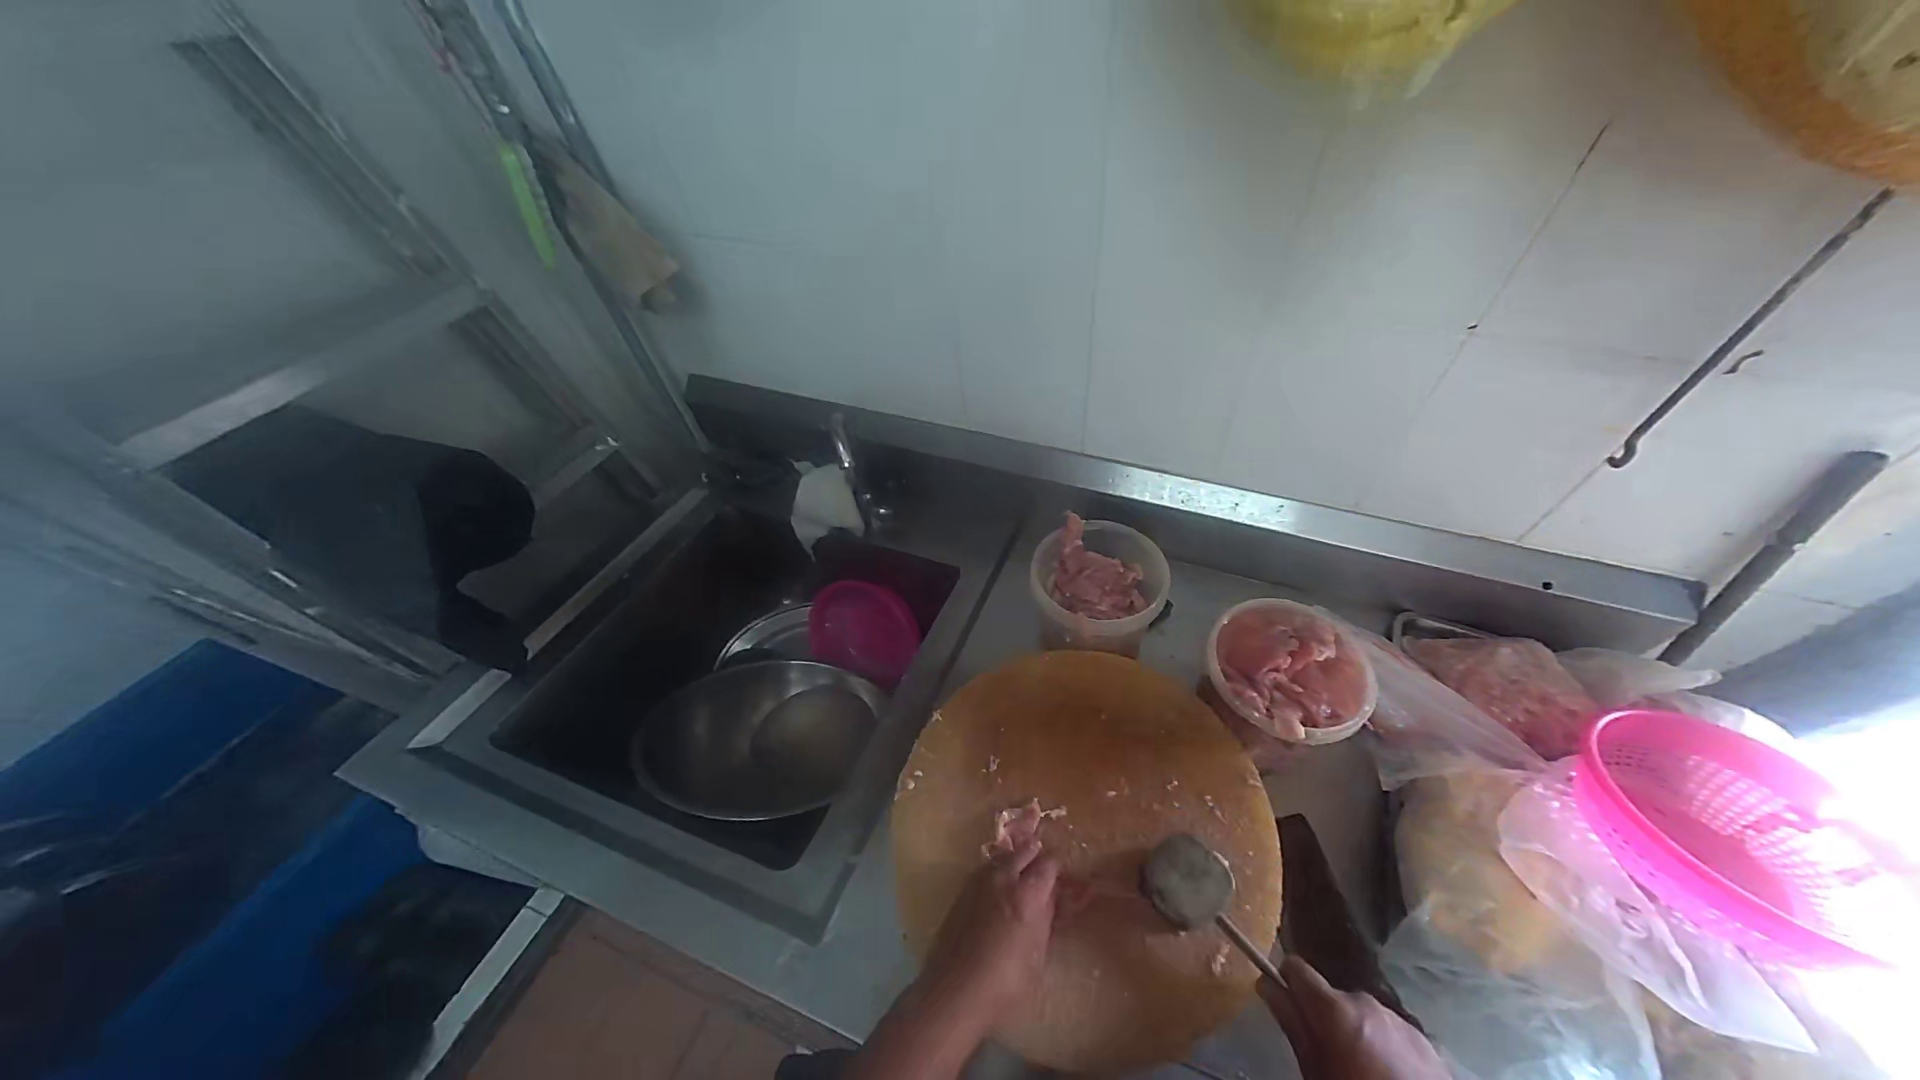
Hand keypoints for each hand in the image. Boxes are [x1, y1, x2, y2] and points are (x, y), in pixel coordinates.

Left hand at [914, 834, 1060, 1036]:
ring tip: (1022, 878)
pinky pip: (986, 870)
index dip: (1059, 868)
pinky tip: (1000, 891)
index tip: (1064, 877)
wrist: (954, 991)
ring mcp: (979, 880)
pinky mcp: (962, 890)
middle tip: (1045, 872)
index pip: (1049, 863)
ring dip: (1015, 861)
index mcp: (1027, 893)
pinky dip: (997, 872)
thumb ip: (1046, 918)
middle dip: (1037, 856)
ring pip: (1003, 856)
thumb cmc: (1006, 982)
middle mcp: (1003, 877)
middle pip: (1025, 851)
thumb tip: (1052, 898)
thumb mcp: (1037, 954)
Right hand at [1260, 956, 1448, 1079]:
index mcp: (1334, 1008)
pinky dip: (1384, 1044)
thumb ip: (1293, 1025)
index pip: (1296, 967)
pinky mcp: (1426, 1041)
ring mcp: (1400, 1019)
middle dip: (1324, 1016)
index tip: (1286, 1004)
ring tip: (1363, 1069)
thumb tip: (1267, 985)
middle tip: (1328, 1054)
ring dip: (1356, 1030)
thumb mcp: (1315, 1071)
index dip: (1286, 981)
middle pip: (1331, 994)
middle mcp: (1366, 1001)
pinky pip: (1391, 1031)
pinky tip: (1390, 1075)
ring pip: (1362, 1012)